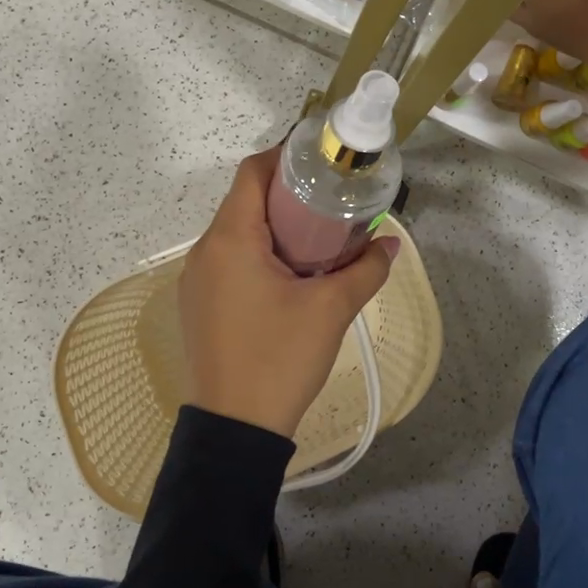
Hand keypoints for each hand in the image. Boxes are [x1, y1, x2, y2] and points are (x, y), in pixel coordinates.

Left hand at [178, 150, 399, 438]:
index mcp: (231, 240)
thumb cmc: (279, 359)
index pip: (252, 173)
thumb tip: (391, 242)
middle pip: (245, 200)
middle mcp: (205, 251)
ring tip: (318, 235)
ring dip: (273, 225)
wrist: (233, 431)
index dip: (285, 156)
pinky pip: (229, 260)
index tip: (321, 161)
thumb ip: (365, 269)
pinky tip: (291, 273)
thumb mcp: (331, 310)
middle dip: (287, 193)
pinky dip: (258, 253)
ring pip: (237, 232)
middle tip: (331, 199)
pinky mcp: (199, 305)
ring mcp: (197, 280)